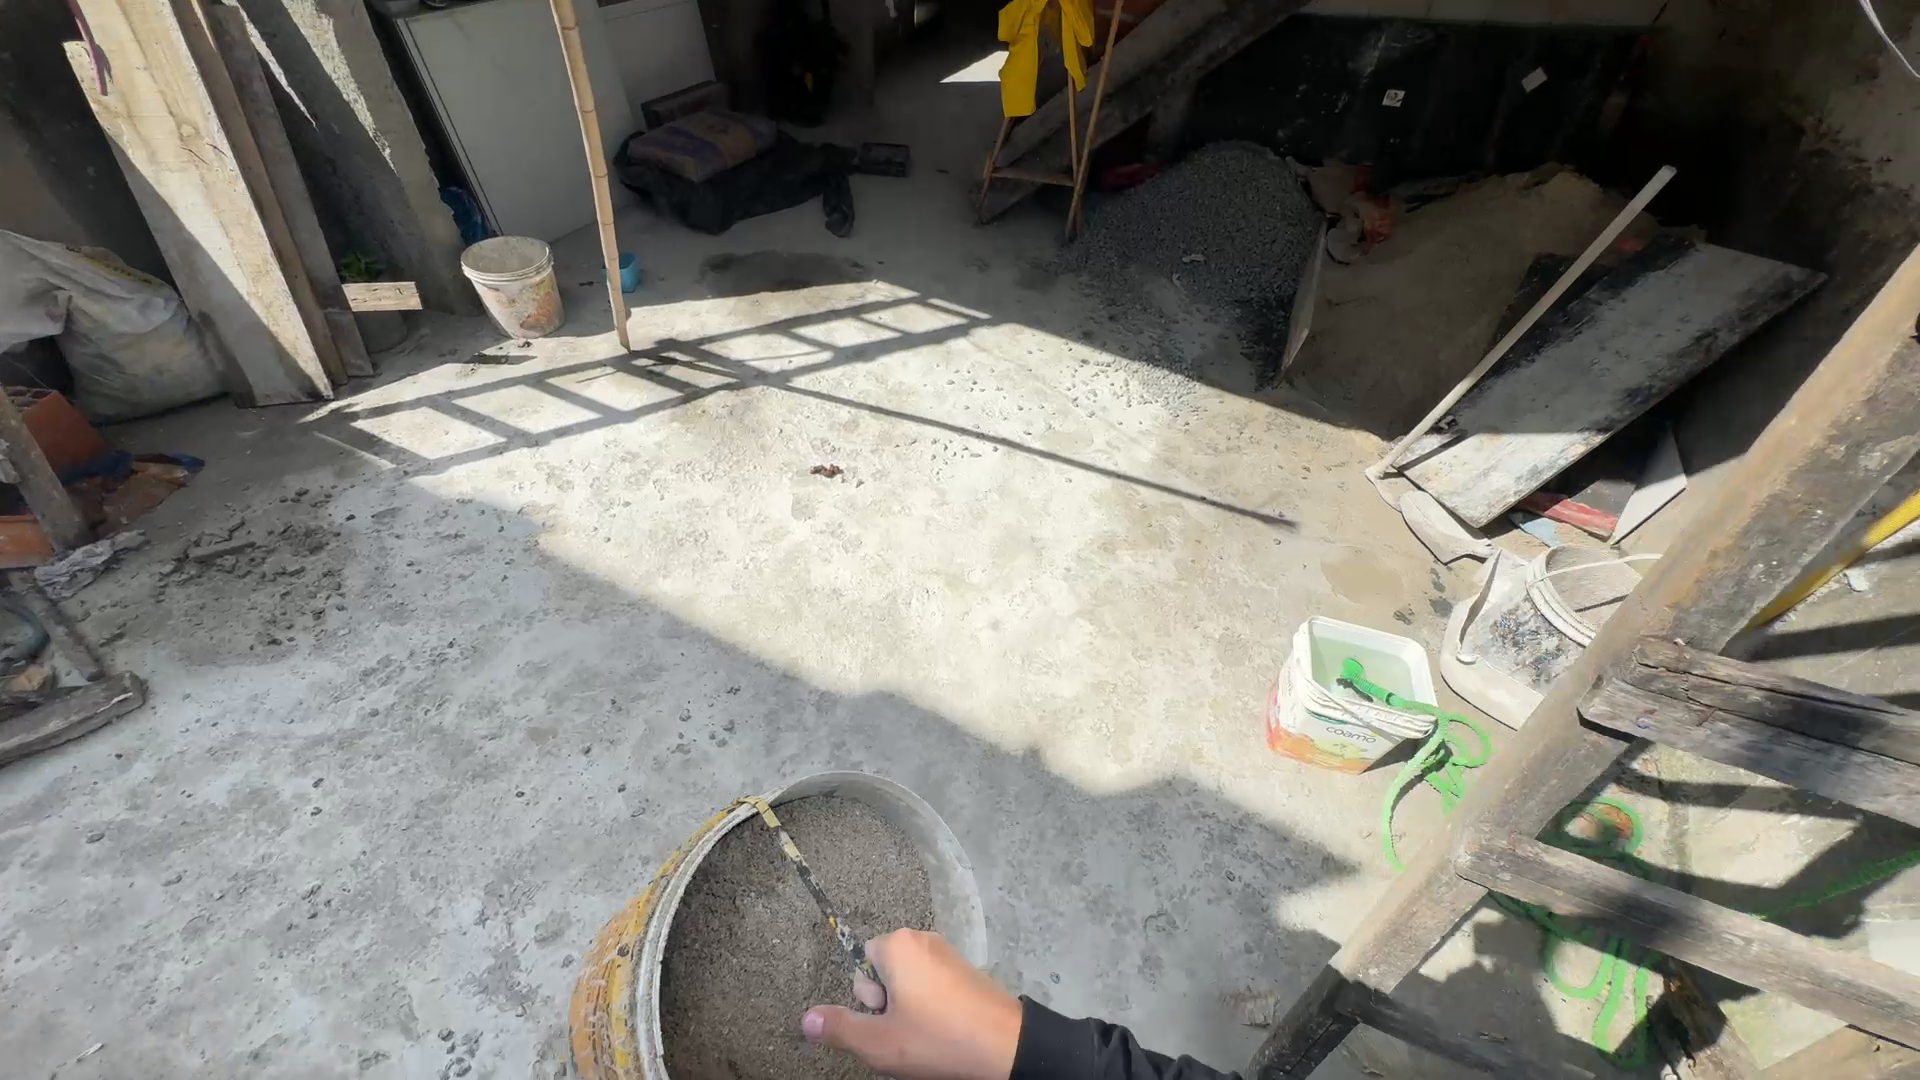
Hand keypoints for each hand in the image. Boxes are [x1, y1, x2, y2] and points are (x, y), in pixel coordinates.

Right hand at [802, 929, 1021, 1079]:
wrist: (1001, 1044)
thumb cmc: (936, 1037)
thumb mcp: (880, 1042)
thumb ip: (840, 1028)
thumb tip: (805, 1019)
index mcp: (897, 944)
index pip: (861, 961)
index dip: (868, 996)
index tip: (888, 1017)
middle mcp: (920, 937)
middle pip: (884, 968)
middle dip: (887, 1000)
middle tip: (906, 1029)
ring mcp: (945, 949)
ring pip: (908, 978)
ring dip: (908, 1005)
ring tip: (925, 1032)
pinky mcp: (963, 965)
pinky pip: (931, 981)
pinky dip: (930, 1003)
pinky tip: (942, 1028)